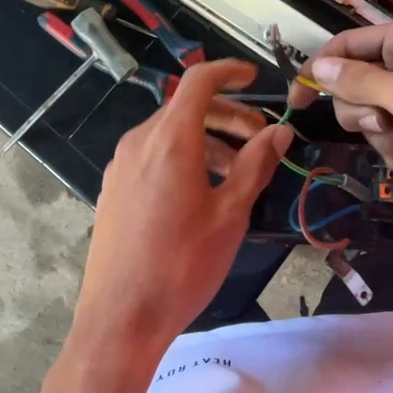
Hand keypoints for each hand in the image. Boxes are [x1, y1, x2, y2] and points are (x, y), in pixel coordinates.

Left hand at [72, 60, 293, 349]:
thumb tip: (279, 130)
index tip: (254, 78)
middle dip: (228, 116)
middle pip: (187, 108)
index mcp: (169, 139)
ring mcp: (121, 166)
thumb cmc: (182, 264)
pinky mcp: (112, 190)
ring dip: (207, 140)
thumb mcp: (230, 214)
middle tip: (261, 138)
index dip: (228, 71)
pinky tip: (201, 192)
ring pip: (170, 133)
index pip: (199, 81)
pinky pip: (153, 156)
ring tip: (236, 172)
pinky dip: (182, 157)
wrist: (119, 321)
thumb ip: (256, 164)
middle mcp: (140, 142)